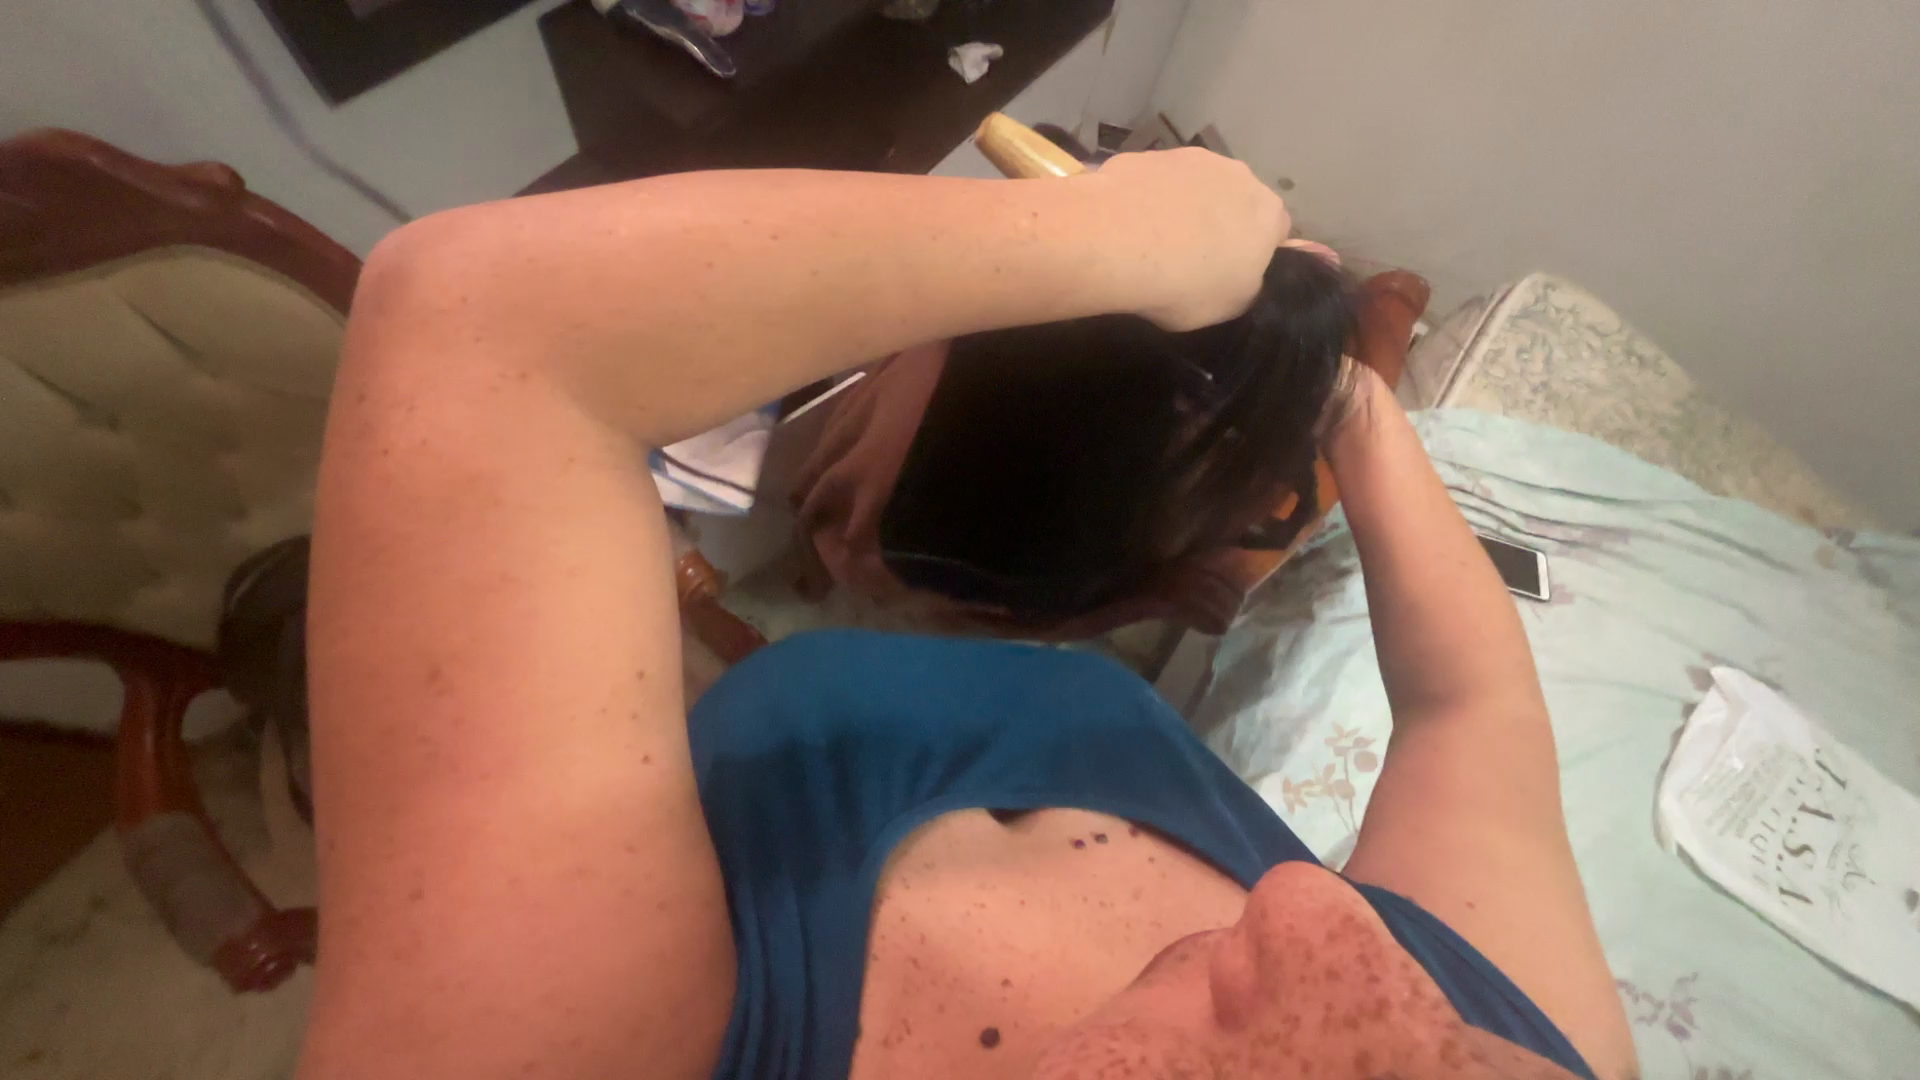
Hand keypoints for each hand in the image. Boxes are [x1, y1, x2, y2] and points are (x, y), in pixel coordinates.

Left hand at [1087, 147, 1291, 330]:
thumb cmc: (1185, 283)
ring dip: (1180, 207)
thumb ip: (1244, 289)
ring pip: (1194, 186)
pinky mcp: (1151, 155)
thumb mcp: (1227, 307)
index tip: (1225, 273)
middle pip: (1235, 202)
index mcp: (1269, 215)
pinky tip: (1124, 225)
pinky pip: (1154, 182)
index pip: (1275, 232)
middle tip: (1185, 258)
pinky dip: (1145, 199)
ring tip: (1149, 241)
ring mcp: (1193, 158)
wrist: (1120, 242)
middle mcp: (1240, 176)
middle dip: (1217, 224)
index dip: (1251, 254)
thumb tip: (1244, 280)